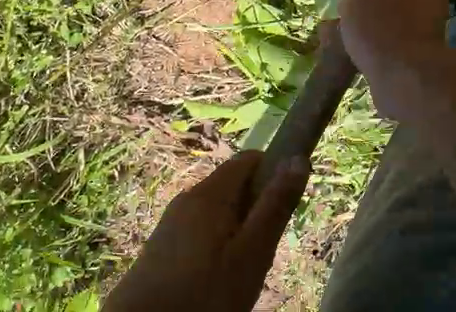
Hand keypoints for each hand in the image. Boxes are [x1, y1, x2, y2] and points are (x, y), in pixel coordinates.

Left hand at [105, 150, 307, 311]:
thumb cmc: (202, 297)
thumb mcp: (251, 254)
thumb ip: (275, 205)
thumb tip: (298, 158)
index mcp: (208, 195)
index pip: (250, 159)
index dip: (273, 175)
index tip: (281, 210)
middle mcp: (185, 201)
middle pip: (234, 189)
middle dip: (254, 213)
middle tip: (259, 253)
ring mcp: (167, 227)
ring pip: (217, 216)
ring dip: (235, 236)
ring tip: (237, 274)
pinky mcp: (157, 253)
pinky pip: (197, 236)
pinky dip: (213, 251)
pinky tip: (212, 285)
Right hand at [339, 0, 448, 115]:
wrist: (403, 78)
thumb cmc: (383, 19)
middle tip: (348, 2)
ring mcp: (428, 23)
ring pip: (393, 10)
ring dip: (367, 16)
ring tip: (338, 27)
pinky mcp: (418, 49)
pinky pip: (391, 35)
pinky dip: (372, 38)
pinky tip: (346, 46)